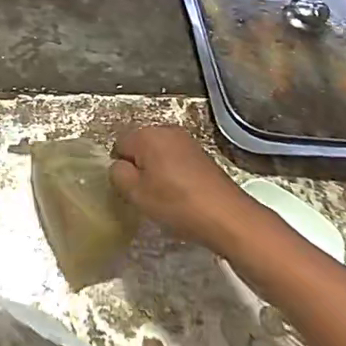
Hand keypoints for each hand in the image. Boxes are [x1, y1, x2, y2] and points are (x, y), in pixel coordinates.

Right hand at [110, 125, 254, 251]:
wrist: (227, 216)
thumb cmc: (176, 203)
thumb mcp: (136, 194)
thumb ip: (118, 174)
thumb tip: (119, 166)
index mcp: (147, 134)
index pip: (119, 145)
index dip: (121, 168)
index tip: (132, 189)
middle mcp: (166, 129)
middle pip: (140, 146)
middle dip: (139, 167)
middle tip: (146, 194)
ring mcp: (186, 140)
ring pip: (159, 153)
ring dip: (157, 171)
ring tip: (165, 197)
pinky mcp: (201, 154)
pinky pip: (176, 159)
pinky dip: (174, 173)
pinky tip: (182, 194)